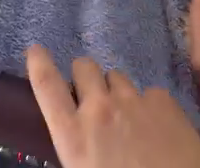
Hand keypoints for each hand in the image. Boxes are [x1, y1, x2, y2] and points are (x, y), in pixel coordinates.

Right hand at [26, 47, 199, 167]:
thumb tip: (77, 139)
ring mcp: (133, 100)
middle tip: (92, 98)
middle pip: (84, 67)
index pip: (47, 87)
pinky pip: (147, 92)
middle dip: (85, 77)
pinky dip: (147, 105)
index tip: (36, 50)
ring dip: (115, 91)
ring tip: (127, 118)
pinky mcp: (163, 99)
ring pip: (116, 77)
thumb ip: (77, 149)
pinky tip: (156, 128)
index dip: (39, 64)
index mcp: (74, 136)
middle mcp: (100, 109)